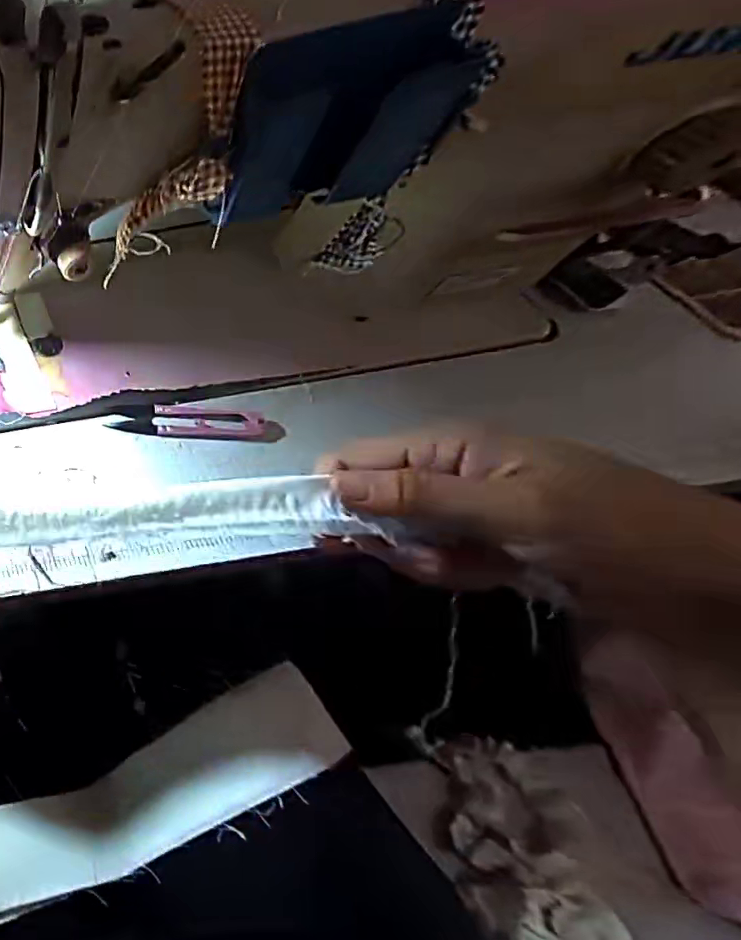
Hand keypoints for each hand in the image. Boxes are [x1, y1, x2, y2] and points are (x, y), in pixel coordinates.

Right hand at [315, 425, 740, 601]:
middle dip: (384, 534)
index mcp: (446, 447)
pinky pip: (429, 556)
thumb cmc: (614, 530)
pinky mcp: (478, 542)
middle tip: (424, 558)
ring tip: (469, 570)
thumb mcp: (515, 510)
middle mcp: (444, 471)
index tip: (334, 534)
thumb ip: (418, 495)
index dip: (332, 493)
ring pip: (394, 533)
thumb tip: (329, 484)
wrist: (716, 584)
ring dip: (418, 559)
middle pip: (366, 499)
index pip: (351, 460)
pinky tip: (485, 577)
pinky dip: (446, 571)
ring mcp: (462, 509)